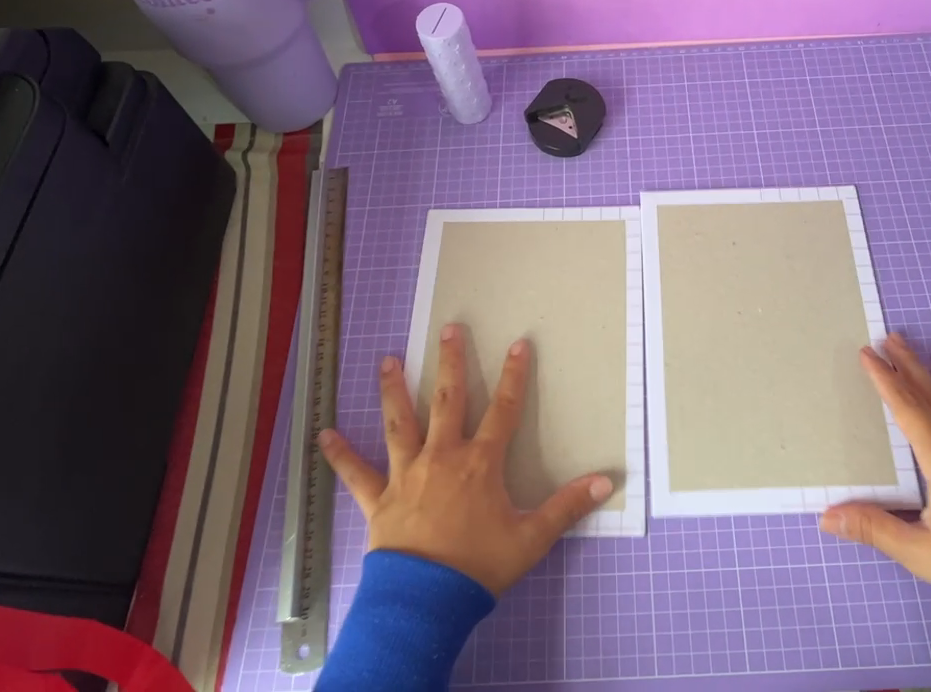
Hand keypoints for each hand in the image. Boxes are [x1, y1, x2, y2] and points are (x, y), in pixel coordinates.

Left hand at [318, 323, 614, 594]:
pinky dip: (340, 454)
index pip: (503, 409)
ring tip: (388, 359)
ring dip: (394, 390)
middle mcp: (442, 456)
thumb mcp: (532, 537)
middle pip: (448, 400)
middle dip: (451, 362)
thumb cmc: (480, 565)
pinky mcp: (380, 498)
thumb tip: (608, 481)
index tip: (519, 344)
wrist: (427, 601)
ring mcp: (407, 474)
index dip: (514, 376)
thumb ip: (568, 506)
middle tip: (449, 329)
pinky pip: (357, 473)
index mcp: (480, 463)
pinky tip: (323, 434)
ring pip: (400, 422)